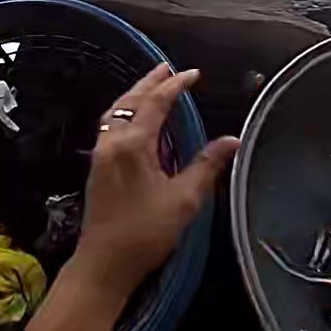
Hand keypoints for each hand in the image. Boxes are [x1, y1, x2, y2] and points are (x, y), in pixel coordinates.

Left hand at [67, 65, 239, 304]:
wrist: (104, 261)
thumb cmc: (146, 233)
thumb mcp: (184, 200)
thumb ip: (206, 165)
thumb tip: (232, 140)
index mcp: (132, 145)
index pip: (155, 104)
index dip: (175, 86)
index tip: (192, 74)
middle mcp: (112, 141)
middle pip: (131, 100)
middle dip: (150, 82)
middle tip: (168, 68)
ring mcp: (100, 151)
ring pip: (116, 110)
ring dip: (135, 94)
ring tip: (153, 84)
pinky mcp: (97, 163)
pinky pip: (110, 123)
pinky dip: (125, 110)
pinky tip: (134, 116)